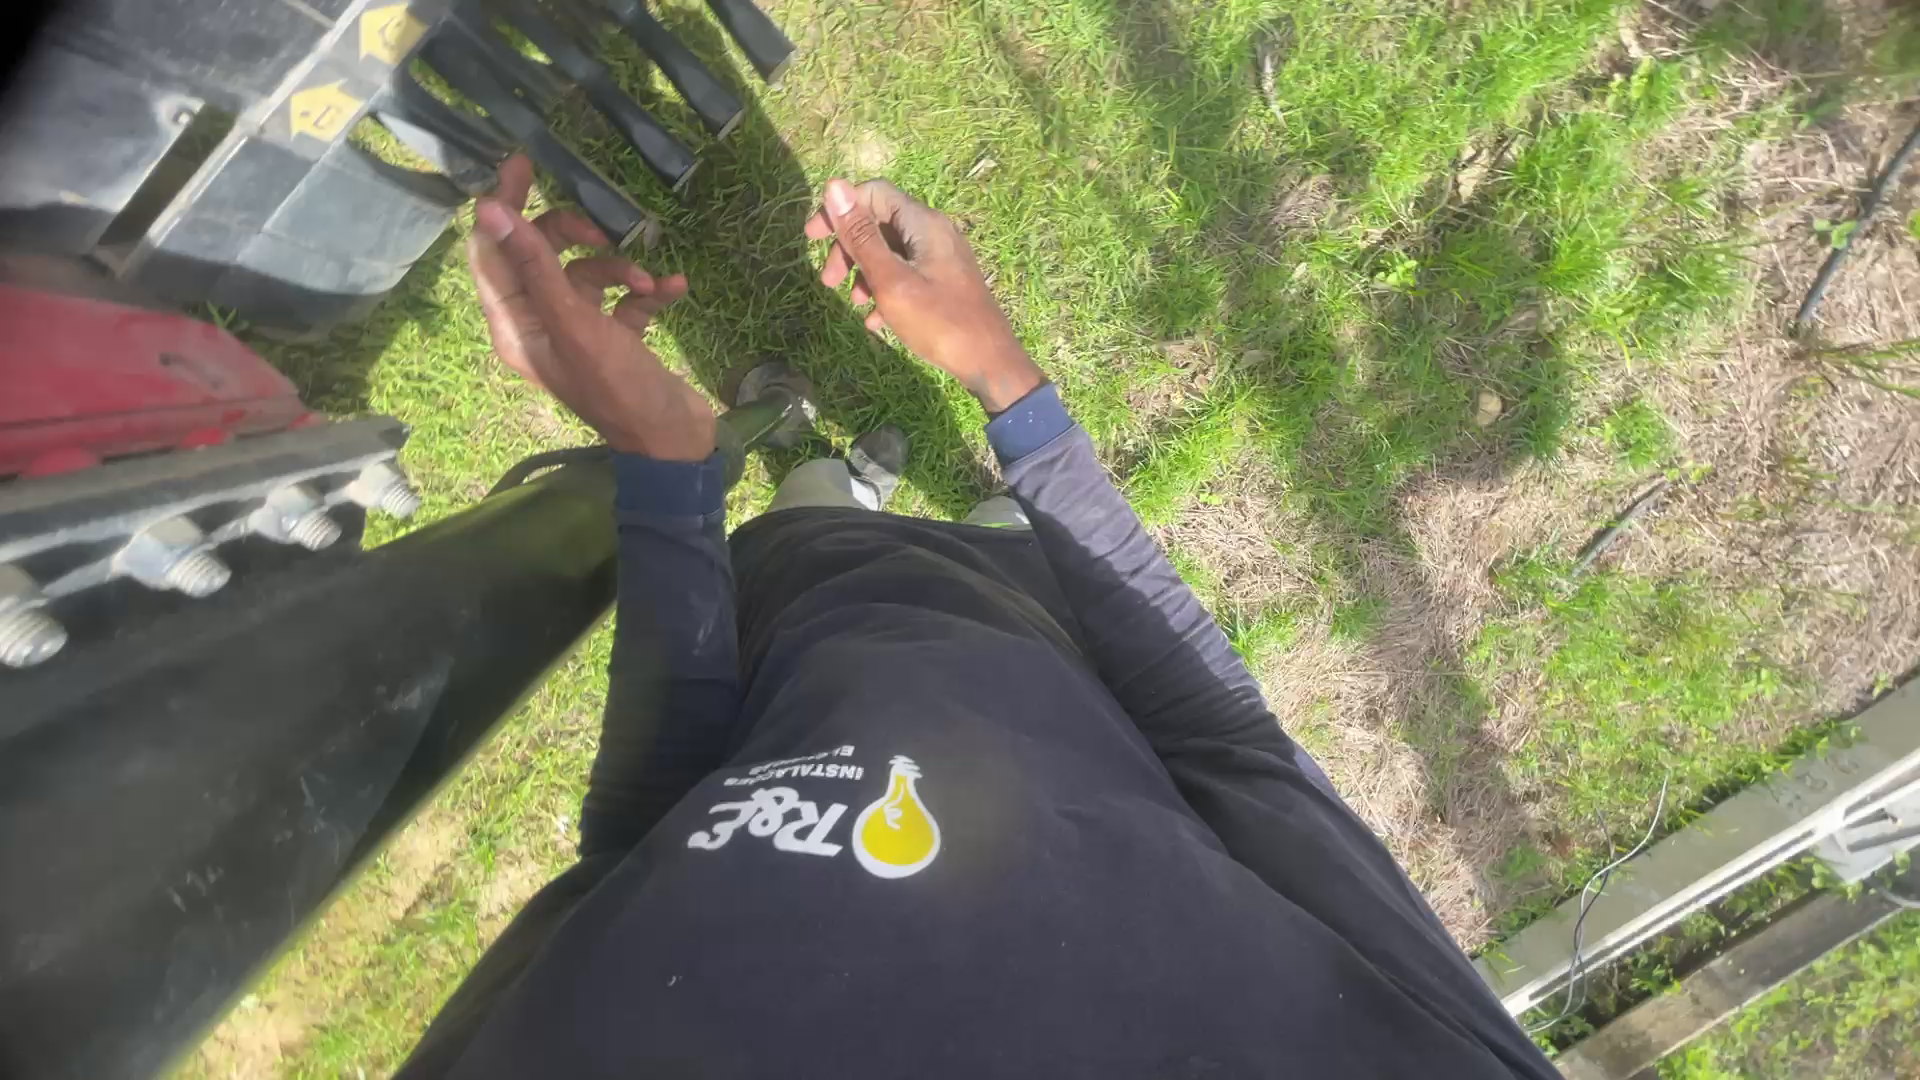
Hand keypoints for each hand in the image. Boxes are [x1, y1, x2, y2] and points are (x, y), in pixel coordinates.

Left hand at [467, 155, 714, 461]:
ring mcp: (582, 333)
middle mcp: (543, 326)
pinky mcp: (618, 339)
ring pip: (587, 277)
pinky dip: (648, 293)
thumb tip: (492, 209)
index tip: (524, 165)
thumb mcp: (577, 326)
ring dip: (620, 270)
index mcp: (518, 327)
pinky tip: (676, 288)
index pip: (493, 253)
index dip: (503, 209)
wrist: (675, 439)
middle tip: (599, 230)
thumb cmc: (621, 389)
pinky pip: (625, 301)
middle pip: (542, 257)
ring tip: (648, 281)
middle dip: (572, 238)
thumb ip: (537, 268)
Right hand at [806, 178, 1045, 412]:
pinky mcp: (946, 284)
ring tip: (856, 304)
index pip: (873, 194)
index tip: (812, 238)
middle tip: (828, 282)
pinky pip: (908, 276)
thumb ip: (862, 236)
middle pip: (881, 224)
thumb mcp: (892, 280)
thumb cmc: (939, 322)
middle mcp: (936, 233)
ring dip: (866, 274)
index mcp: (924, 224)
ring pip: (893, 253)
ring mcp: (943, 259)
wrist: (990, 362)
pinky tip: (877, 322)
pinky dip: (888, 291)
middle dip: (849, 249)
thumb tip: (833, 186)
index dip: (840, 210)